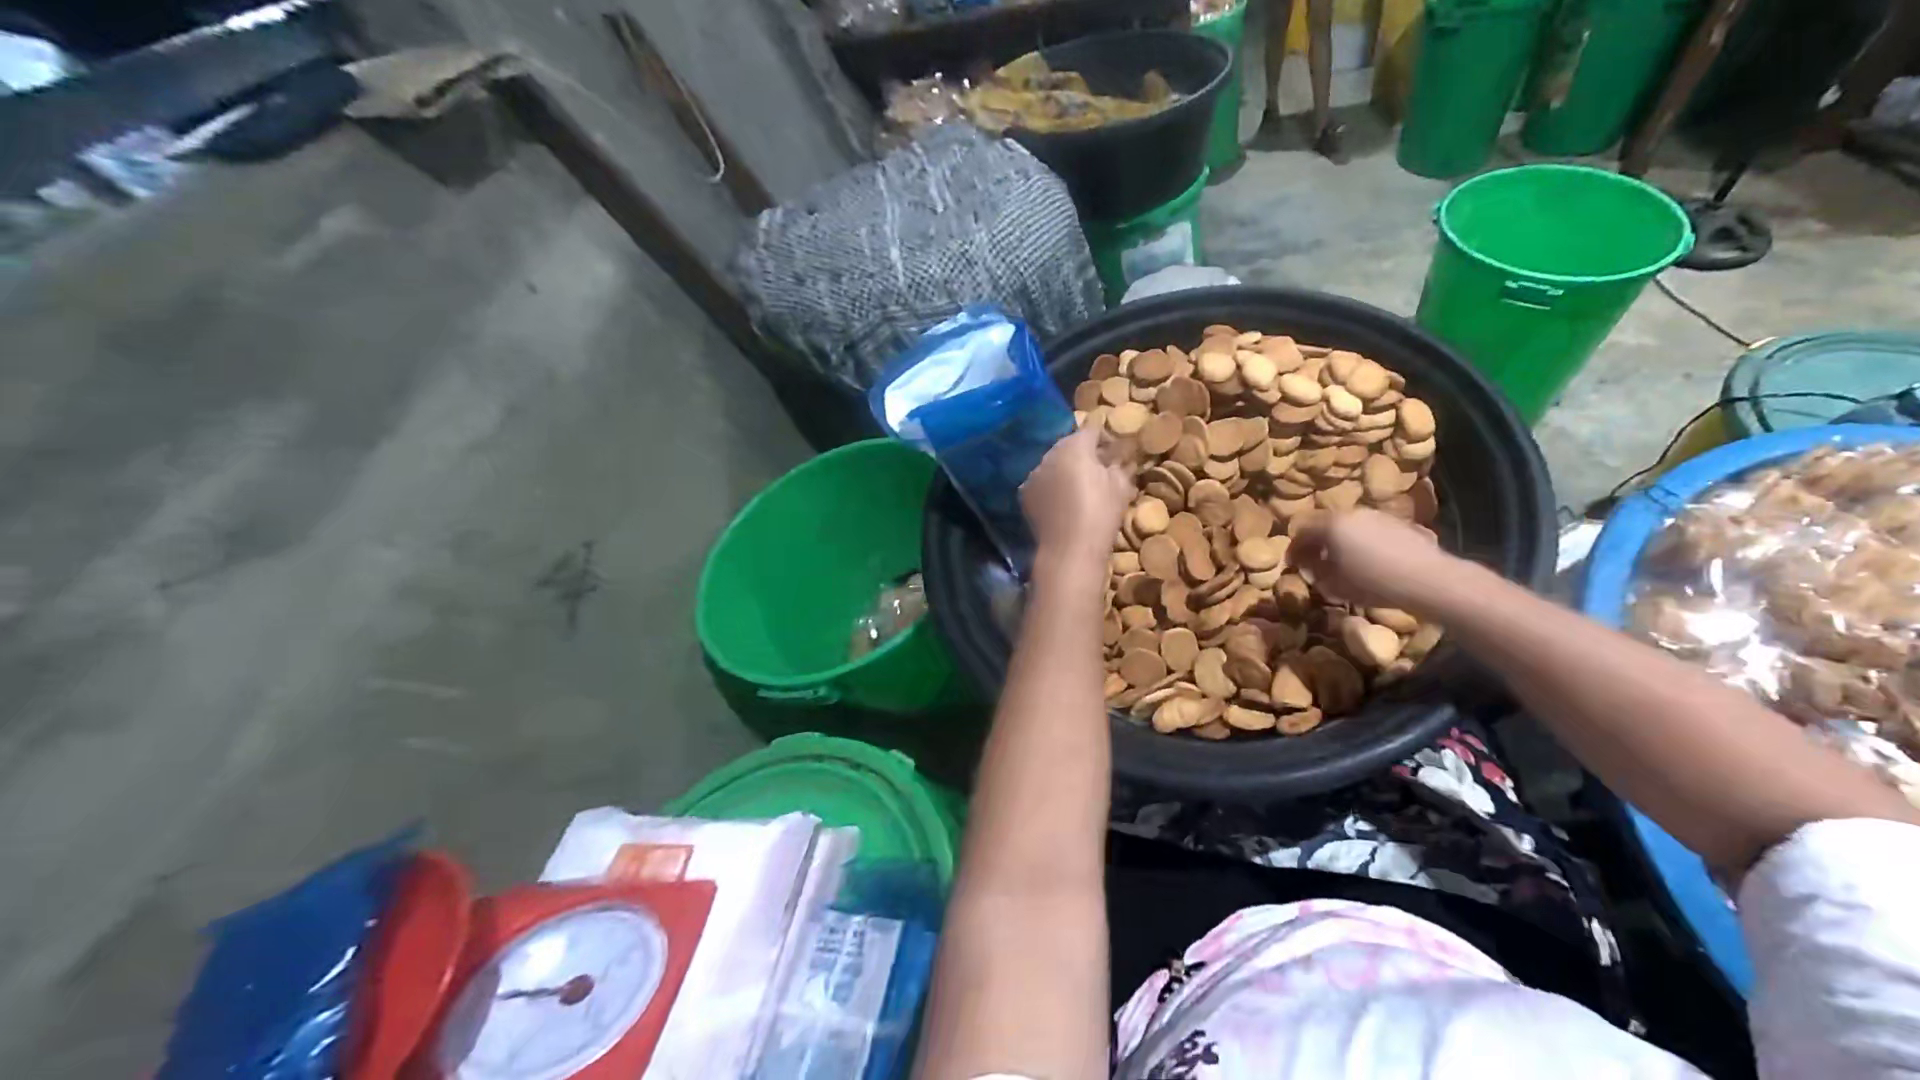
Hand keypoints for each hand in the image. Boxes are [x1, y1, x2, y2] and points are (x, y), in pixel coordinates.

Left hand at [1022, 426, 1132, 566]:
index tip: (1114, 453)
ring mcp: (1033, 474)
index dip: (1104, 439)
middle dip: (1083, 453)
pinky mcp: (1025, 493)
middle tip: (1098, 469)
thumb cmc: (1100, 514)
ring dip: (1065, 468)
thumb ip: (1119, 466)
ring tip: (1078, 486)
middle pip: (1069, 445)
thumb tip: (1117, 459)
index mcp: (1075, 447)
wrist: (1069, 549)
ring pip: (1053, 463)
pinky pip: (1041, 481)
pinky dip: (1051, 485)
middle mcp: (1050, 454)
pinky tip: (1061, 500)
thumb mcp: (1121, 487)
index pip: (1091, 431)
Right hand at [1290, 509, 1459, 612]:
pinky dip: (1363, 543)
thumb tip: (1311, 566)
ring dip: (1342, 542)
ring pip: (1350, 526)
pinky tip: (1371, 562)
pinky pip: (1371, 531)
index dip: (1294, 549)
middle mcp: (1352, 513)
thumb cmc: (1373, 583)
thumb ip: (1316, 572)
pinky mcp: (1400, 524)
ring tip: (1345, 563)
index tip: (1293, 565)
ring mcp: (1378, 516)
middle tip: (1316, 564)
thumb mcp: (1334, 585)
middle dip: (1318, 544)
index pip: (1301, 531)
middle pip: (1326, 525)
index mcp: (1331, 525)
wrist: (1429, 580)